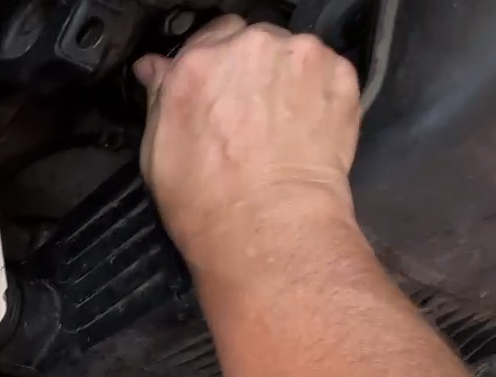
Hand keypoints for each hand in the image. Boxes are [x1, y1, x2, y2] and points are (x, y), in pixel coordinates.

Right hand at [133, 16, 362, 271]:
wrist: (264, 219)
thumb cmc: (201, 195)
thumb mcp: (155, 150)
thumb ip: (159, 96)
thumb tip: (155, 69)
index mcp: (198, 63)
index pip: (205, 36)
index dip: (205, 64)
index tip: (204, 88)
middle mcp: (252, 47)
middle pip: (250, 41)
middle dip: (243, 69)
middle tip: (235, 113)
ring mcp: (302, 55)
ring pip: (287, 54)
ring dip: (277, 78)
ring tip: (267, 125)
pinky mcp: (340, 72)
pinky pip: (320, 71)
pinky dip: (307, 92)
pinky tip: (293, 128)